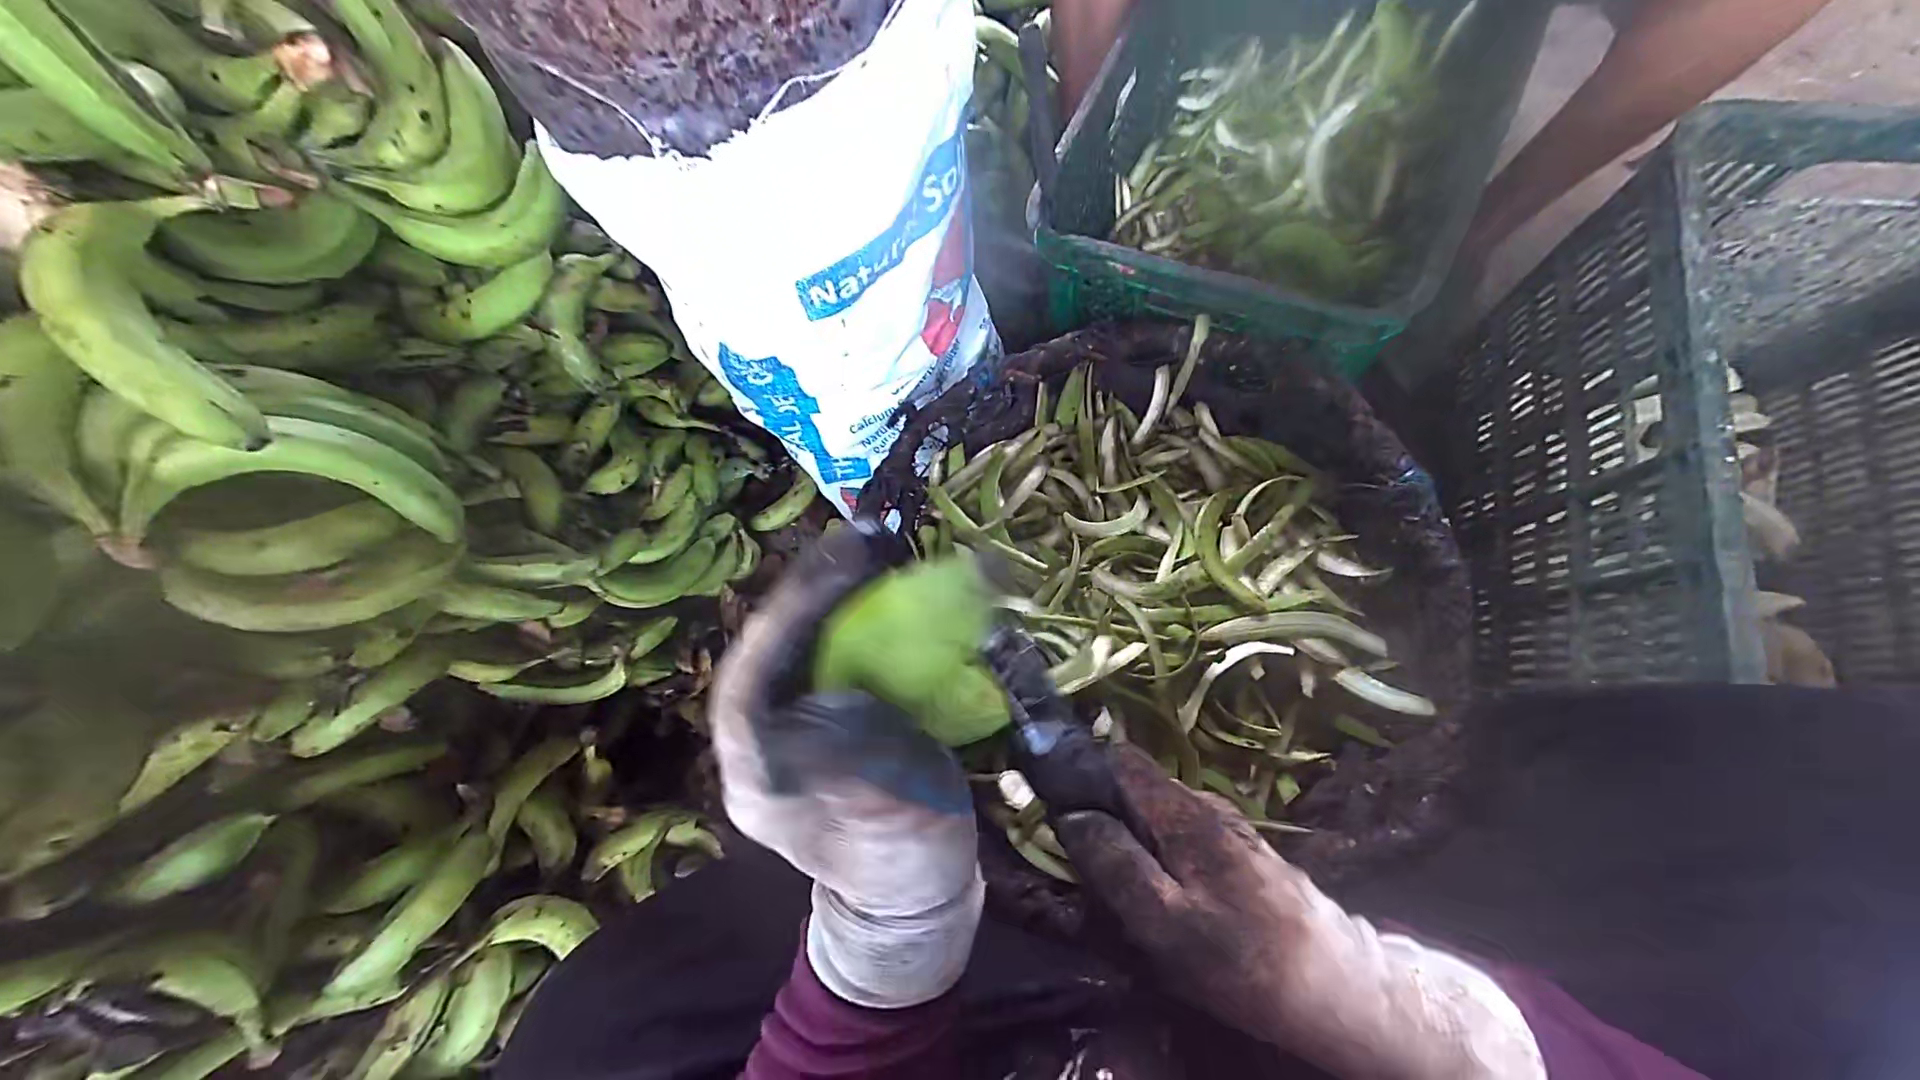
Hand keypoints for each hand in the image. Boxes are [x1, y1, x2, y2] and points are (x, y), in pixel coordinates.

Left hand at [708, 523, 982, 1008]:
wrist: (919, 885)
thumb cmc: (899, 861)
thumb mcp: (878, 821)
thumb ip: (843, 766)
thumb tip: (824, 703)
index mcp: (757, 771)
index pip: (745, 686)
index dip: (777, 629)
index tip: (822, 580)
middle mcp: (767, 737)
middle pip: (769, 652)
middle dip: (803, 594)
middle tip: (851, 543)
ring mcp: (800, 722)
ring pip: (799, 644)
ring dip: (828, 593)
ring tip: (862, 549)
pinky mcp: (832, 710)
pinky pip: (833, 651)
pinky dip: (856, 613)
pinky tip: (881, 583)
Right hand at [1054, 746, 1544, 1079]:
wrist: (1339, 987)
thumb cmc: (1242, 959)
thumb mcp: (1163, 923)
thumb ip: (1114, 863)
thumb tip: (1072, 816)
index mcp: (1180, 812)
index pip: (1119, 759)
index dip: (1083, 769)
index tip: (1055, 797)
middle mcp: (1201, 802)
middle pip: (1134, 780)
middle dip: (1100, 801)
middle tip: (1078, 846)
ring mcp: (1221, 822)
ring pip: (1154, 804)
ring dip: (1127, 824)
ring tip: (1114, 868)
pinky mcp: (1235, 846)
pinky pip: (1176, 826)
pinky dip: (1153, 840)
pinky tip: (1158, 880)